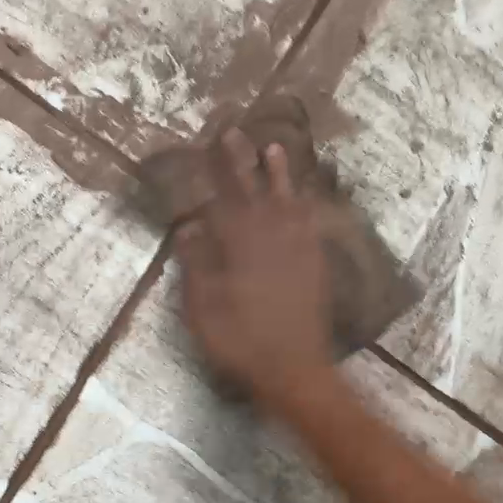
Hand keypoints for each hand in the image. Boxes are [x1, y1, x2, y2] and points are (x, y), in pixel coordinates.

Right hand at [176, 129, 339, 403]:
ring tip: (275, 148)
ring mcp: (297, 250)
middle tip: (235, 132)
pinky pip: (311, 224)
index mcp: (239, 247)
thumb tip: (189, 227)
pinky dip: (306, 205)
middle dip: (242, 162)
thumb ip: (196, 264)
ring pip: (287, 201)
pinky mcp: (314, 265)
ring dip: (279, 174)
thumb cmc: (239, 342)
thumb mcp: (203, 309)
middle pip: (254, 192)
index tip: (208, 143)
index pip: (223, 199)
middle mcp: (271, 239)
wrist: (293, 369)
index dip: (215, 171)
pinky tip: (305, 197)